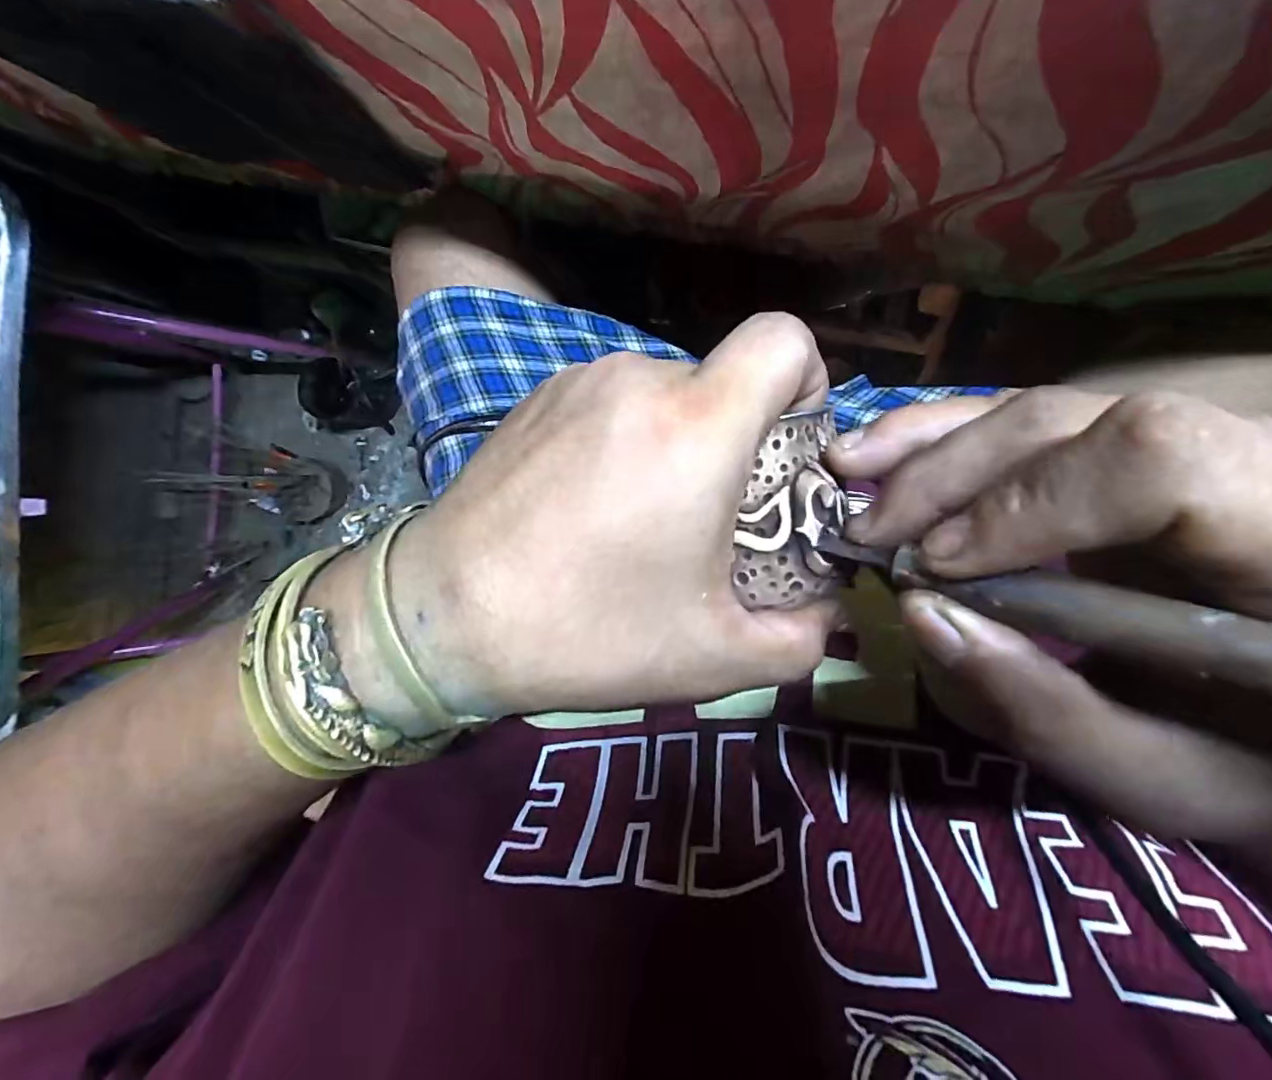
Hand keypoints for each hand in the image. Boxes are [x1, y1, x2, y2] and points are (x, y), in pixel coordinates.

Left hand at [381, 313, 840, 716]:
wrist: (445, 616)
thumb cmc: (585, 633)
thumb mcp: (714, 657)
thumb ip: (801, 636)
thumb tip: (826, 608)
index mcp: (696, 426)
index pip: (784, 339)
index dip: (807, 383)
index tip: (786, 452)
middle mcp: (638, 380)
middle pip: (722, 382)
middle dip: (735, 441)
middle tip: (706, 518)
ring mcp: (576, 382)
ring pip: (663, 395)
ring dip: (673, 444)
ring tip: (637, 518)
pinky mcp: (534, 398)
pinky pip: (607, 403)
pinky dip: (619, 441)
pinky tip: (584, 503)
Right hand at [828, 387, 1271, 889]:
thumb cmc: (1265, 787)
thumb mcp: (1150, 781)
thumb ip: (1037, 705)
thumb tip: (917, 610)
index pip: (1165, 463)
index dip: (1024, 503)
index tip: (931, 567)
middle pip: (1082, 419)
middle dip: (950, 475)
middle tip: (863, 534)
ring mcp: (1232, 438)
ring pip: (1049, 408)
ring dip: (933, 446)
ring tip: (846, 473)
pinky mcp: (1171, 445)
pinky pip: (1045, 425)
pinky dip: (953, 442)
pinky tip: (887, 458)